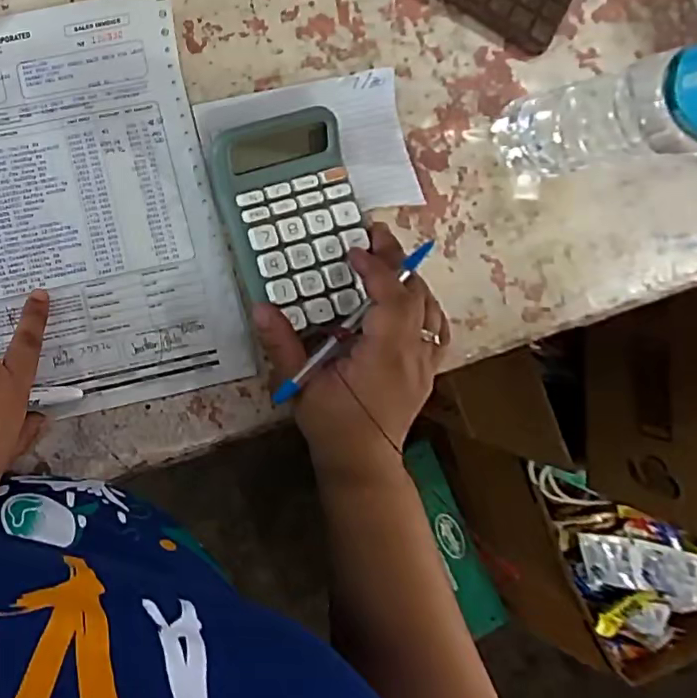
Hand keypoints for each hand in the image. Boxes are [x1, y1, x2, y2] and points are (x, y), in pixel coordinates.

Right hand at [255, 223, 449, 479]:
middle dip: (397, 261)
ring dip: (411, 280)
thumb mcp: (300, 384)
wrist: (363, 464)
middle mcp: (414, 356)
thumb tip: (261, 307)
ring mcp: (425, 365)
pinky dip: (423, 306)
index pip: (393, 301)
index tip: (354, 249)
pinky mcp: (425, 372)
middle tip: (374, 234)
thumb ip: (283, 344)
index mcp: (386, 356)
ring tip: (389, 259)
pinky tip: (406, 299)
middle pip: (418, 297)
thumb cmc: (332, 424)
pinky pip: (435, 329)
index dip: (377, 270)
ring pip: (432, 311)